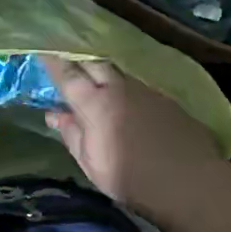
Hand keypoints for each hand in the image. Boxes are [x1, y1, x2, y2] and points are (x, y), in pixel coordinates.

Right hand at [41, 57, 225, 217]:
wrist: (188, 181)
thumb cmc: (129, 177)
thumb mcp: (90, 162)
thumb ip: (72, 135)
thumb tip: (54, 114)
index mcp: (95, 104)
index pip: (68, 75)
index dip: (53, 62)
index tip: (42, 50)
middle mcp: (119, 88)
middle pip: (94, 62)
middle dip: (78, 56)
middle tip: (67, 53)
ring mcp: (145, 91)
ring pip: (118, 72)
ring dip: (103, 70)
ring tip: (95, 72)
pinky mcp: (166, 99)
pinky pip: (138, 85)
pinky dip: (125, 86)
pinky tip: (126, 96)